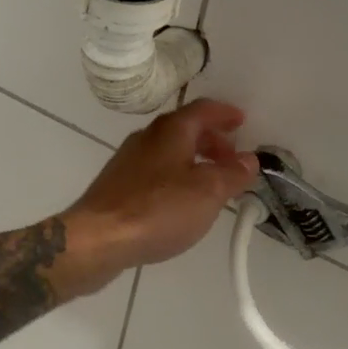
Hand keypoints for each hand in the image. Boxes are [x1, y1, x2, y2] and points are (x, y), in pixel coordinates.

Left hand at [58, 99, 256, 295]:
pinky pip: (156, 170)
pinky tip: (181, 202)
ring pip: (170, 150)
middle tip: (232, 159)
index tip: (241, 121)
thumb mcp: (208, 193)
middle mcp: (148, 136)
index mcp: (171, 130)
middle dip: (212, 140)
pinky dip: (176, 175)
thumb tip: (249, 159)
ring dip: (195, 159)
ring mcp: (129, 160)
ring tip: (212, 183)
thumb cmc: (158, 210)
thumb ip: (233, 174)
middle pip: (185, 128)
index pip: (203, 109)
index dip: (225, 113)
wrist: (98, 239)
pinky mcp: (118, 184)